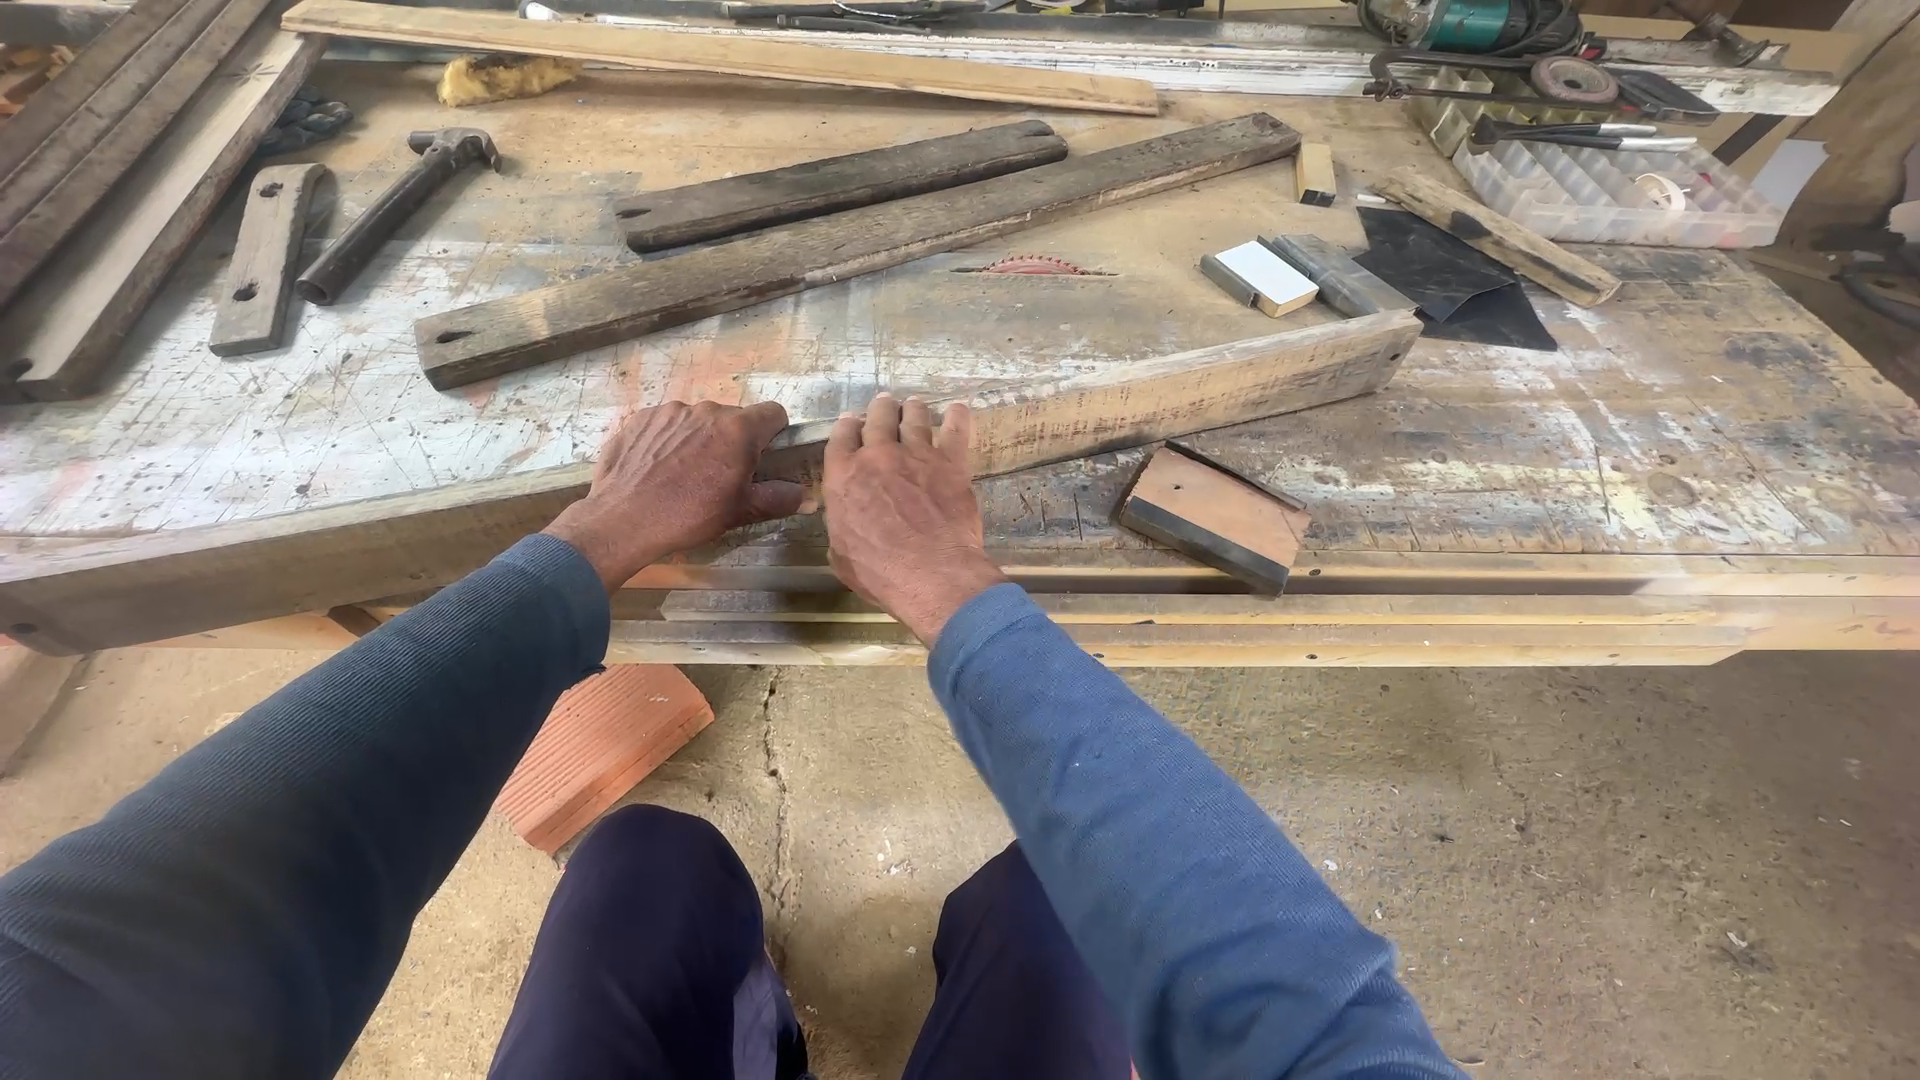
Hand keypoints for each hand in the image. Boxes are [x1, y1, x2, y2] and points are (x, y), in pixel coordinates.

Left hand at [544, 400, 804, 590]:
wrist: (623, 520)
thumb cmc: (690, 515)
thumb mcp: (742, 512)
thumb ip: (779, 498)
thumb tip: (803, 495)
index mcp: (738, 429)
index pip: (774, 413)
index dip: (774, 433)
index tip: (764, 457)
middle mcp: (705, 410)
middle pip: (733, 417)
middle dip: (734, 440)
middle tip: (722, 475)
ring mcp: (669, 411)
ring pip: (698, 420)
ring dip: (700, 439)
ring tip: (684, 473)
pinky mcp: (639, 418)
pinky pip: (666, 424)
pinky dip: (669, 440)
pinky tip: (658, 468)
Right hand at [823, 393, 1007, 644]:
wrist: (932, 573)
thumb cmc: (881, 573)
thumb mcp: (842, 555)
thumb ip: (841, 527)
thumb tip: (847, 523)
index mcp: (844, 477)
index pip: (841, 437)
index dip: (847, 426)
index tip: (851, 422)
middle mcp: (877, 456)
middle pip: (877, 418)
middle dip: (879, 409)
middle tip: (884, 406)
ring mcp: (916, 455)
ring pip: (913, 417)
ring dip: (912, 408)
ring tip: (913, 405)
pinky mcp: (950, 463)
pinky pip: (955, 430)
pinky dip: (957, 417)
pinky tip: (958, 409)